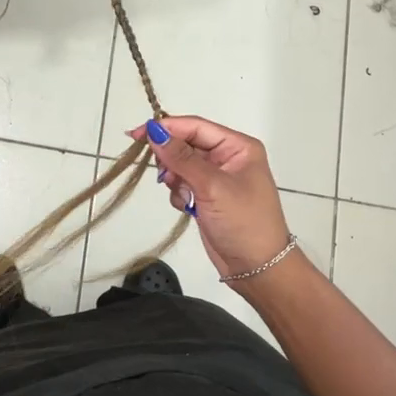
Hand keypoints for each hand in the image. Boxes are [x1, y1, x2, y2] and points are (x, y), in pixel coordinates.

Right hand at [127, 117, 300, 280]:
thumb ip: (181, 158)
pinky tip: (185, 206)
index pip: (195, 127)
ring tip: (180, 195)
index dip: (166, 128)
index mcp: (238, 147)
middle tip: (162, 175)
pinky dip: (178, 192)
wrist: (258, 268)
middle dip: (171, 158)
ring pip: (181, 164)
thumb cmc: (243, 222)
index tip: (137, 134)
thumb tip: (154, 132)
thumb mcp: (212, 187)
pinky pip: (183, 183)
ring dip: (174, 178)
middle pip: (186, 144)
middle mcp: (228, 157)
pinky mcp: (208, 196)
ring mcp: (217, 177)